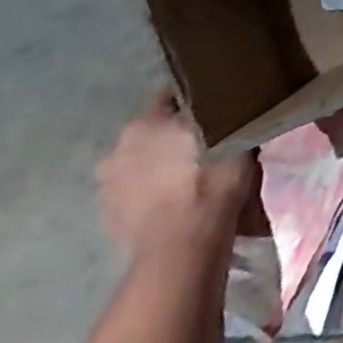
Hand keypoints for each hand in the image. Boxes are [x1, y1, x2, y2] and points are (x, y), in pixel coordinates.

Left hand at [96, 89, 254, 259]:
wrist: (183, 246)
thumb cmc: (210, 180)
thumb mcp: (234, 137)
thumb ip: (225, 118)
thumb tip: (233, 108)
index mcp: (144, 121)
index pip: (172, 96)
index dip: (195, 100)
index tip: (215, 108)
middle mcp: (118, 148)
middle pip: (152, 130)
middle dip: (173, 133)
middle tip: (204, 143)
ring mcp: (108, 186)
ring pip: (141, 162)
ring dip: (158, 164)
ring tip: (188, 176)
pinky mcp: (108, 217)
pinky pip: (134, 192)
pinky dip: (150, 192)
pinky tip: (173, 200)